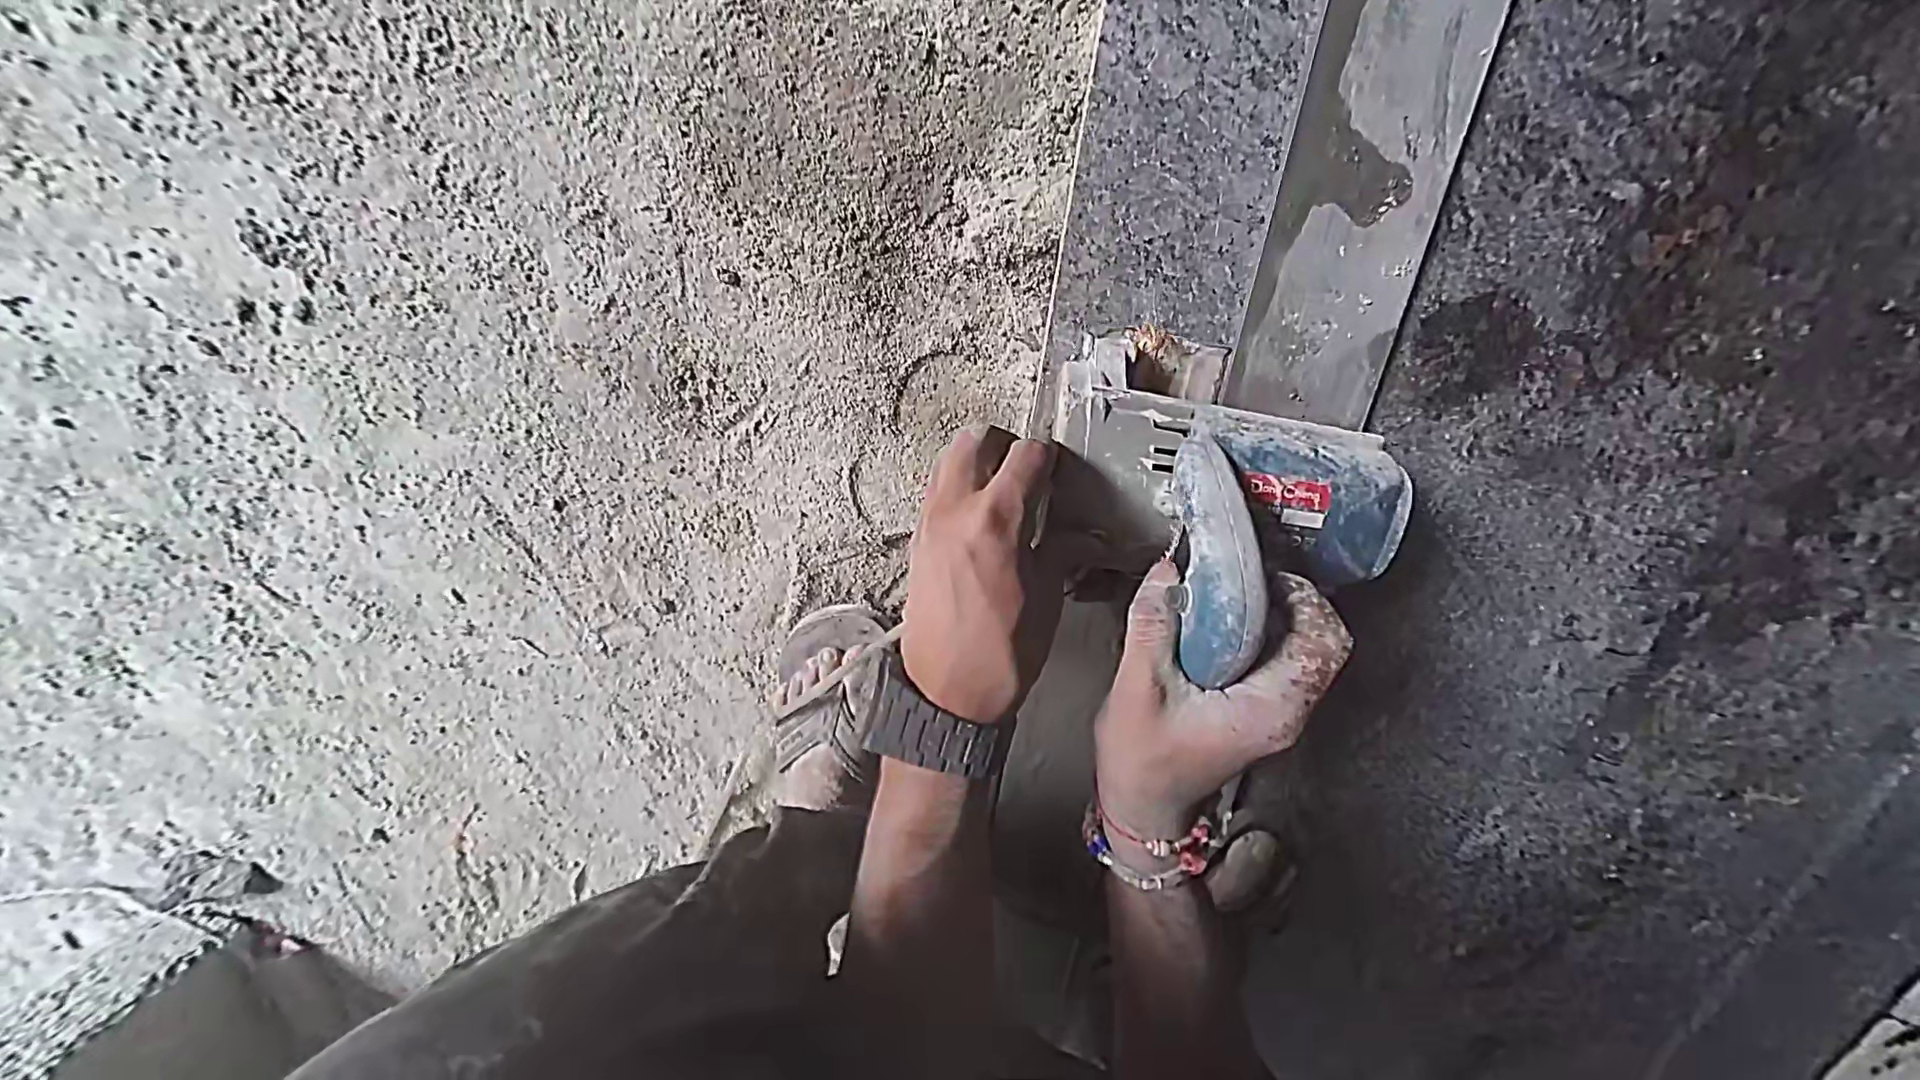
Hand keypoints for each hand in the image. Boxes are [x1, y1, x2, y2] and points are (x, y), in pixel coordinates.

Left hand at [902, 425, 1060, 724]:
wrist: (946, 692)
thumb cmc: (998, 654)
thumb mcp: (1045, 598)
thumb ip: (1062, 552)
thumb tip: (1083, 538)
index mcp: (995, 520)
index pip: (1025, 455)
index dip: (1048, 457)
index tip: (1057, 471)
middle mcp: (955, 511)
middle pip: (974, 440)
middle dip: (1003, 444)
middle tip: (1025, 469)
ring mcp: (929, 524)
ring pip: (948, 461)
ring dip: (974, 461)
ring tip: (1000, 489)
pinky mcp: (917, 542)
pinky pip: (934, 493)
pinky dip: (955, 488)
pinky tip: (978, 518)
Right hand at [1094, 560, 1350, 839]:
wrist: (1142, 806)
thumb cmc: (1141, 761)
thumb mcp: (1138, 688)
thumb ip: (1152, 626)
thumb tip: (1165, 572)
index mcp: (1271, 710)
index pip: (1324, 645)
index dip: (1307, 599)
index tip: (1268, 575)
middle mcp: (1285, 714)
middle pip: (1323, 646)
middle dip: (1296, 602)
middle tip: (1254, 578)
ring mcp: (1274, 716)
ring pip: (1305, 653)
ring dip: (1280, 616)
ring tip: (1238, 592)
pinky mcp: (1257, 713)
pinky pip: (1281, 664)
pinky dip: (1264, 634)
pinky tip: (1225, 622)